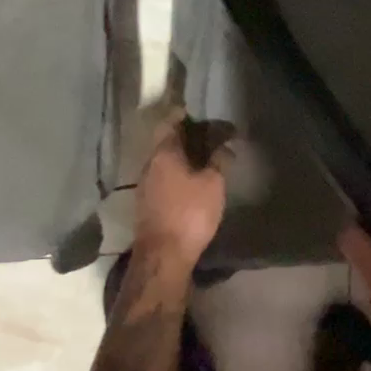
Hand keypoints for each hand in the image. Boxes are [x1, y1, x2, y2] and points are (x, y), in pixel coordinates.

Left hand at [133, 103, 229, 268]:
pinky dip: (176, 175)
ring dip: (181, 158)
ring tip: (203, 160)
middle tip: (209, 137)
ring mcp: (145, 185)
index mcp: (163, 152)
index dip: (185, 114)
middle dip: (186, 137)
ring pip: (163, 161)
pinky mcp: (146, 204)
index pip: (170, 121)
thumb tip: (226, 145)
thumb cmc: (189, 213)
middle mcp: (149, 163)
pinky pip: (162, 178)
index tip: (201, 113)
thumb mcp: (213, 184)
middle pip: (166, 141)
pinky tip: (190, 183)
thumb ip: (219, 160)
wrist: (163, 257)